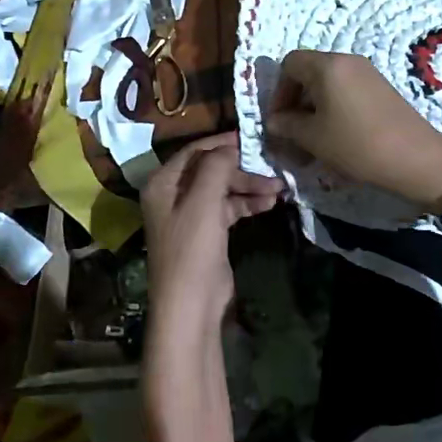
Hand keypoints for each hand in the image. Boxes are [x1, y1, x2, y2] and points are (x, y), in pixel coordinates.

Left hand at [141, 133, 282, 327]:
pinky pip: (228, 208)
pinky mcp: (206, 232)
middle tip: (272, 172)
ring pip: (223, 189)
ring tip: (278, 189)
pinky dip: (247, 203)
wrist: (191, 303)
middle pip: (211, 170)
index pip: (195, 151)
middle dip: (242, 170)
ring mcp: (190, 215)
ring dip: (249, 187)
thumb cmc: (192, 247)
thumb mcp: (203, 201)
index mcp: (163, 183)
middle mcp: (173, 195)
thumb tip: (231, 146)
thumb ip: (216, 167)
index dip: (223, 143)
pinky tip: (268, 204)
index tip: (252, 138)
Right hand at [266, 51, 441, 210]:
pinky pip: (347, 92)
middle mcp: (348, 61)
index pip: (289, 63)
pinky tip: (337, 139)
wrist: (415, 159)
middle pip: (309, 72)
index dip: (278, 91)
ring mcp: (368, 73)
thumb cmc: (356, 145)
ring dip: (314, 110)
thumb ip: (287, 125)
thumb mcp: (313, 138)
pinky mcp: (382, 89)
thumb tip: (274, 121)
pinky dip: (334, 110)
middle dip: (295, 103)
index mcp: (328, 65)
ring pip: (328, 85)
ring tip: (314, 143)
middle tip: (293, 135)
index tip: (279, 121)